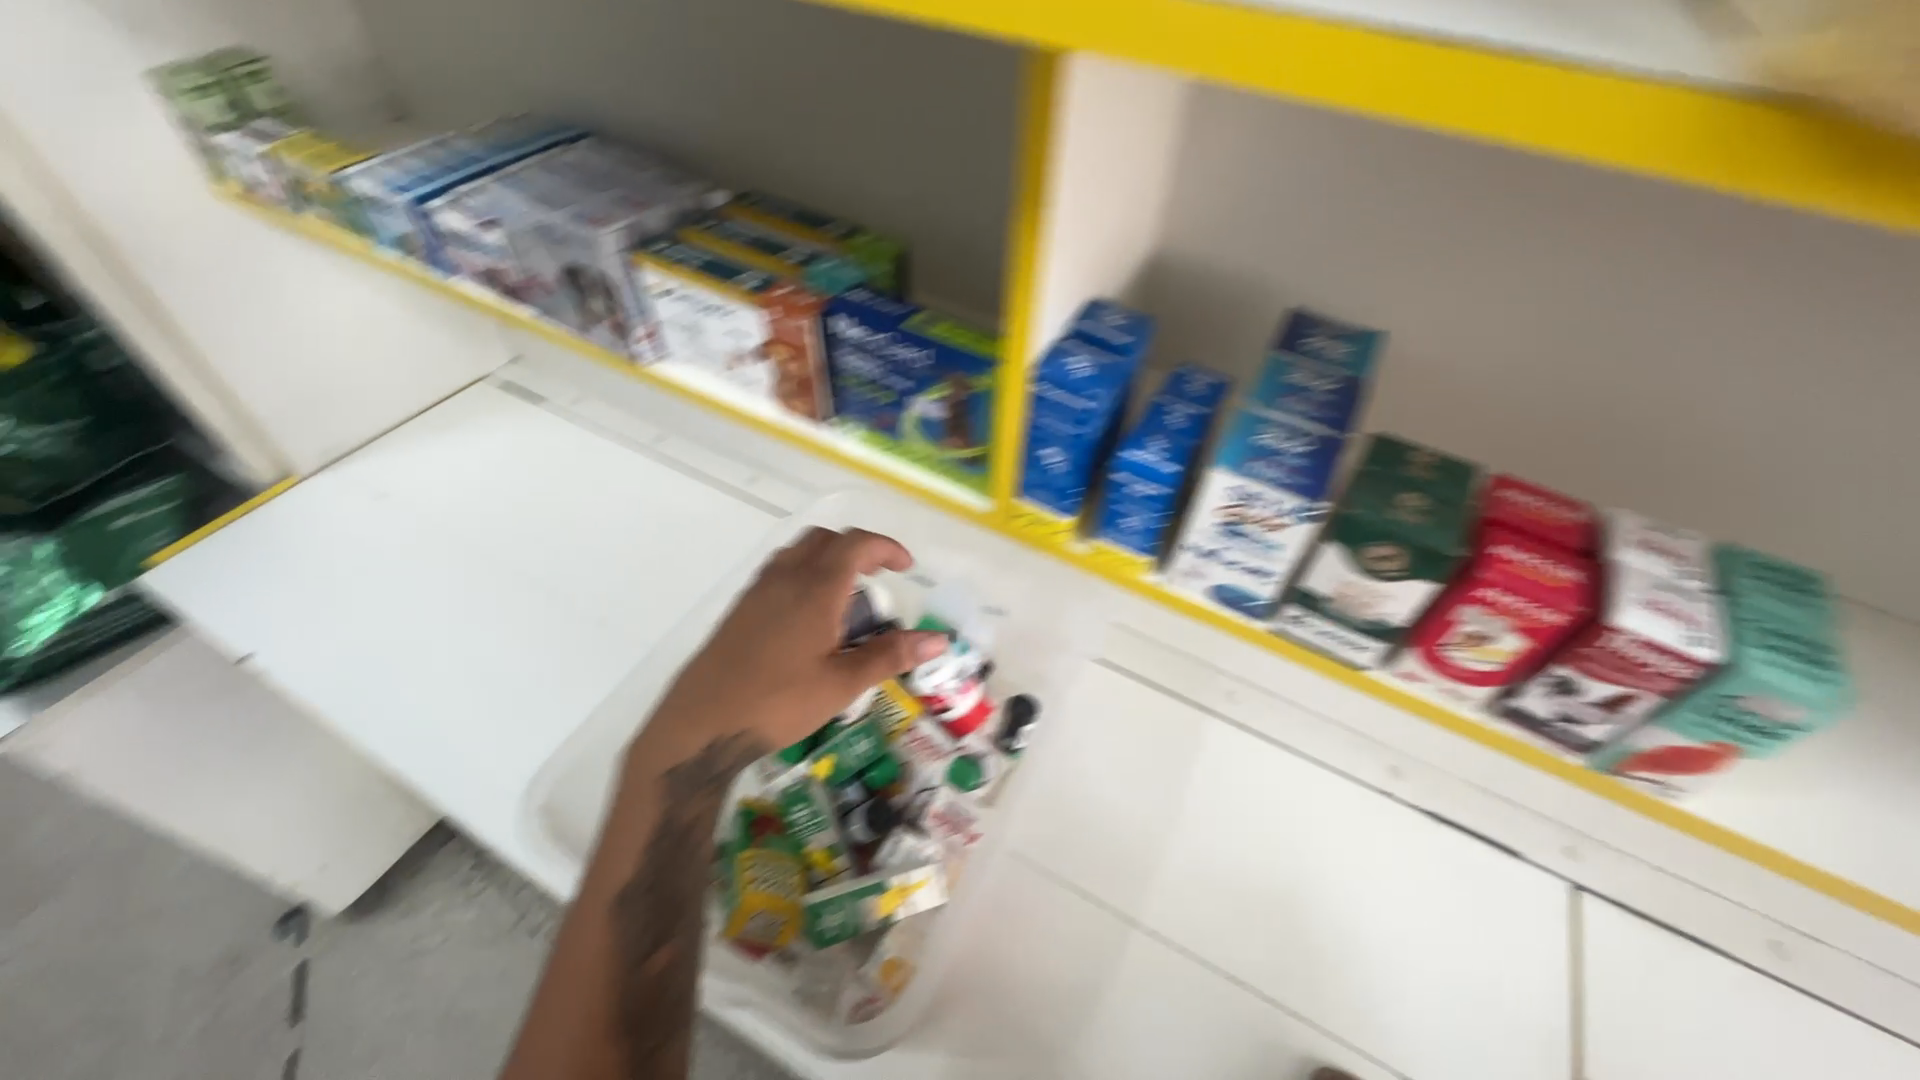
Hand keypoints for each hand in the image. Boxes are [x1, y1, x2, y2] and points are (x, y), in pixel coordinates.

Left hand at [641, 527, 947, 760]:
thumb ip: (890, 655)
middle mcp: (786, 577)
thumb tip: (939, 640)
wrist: (703, 722)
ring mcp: (757, 590)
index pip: (857, 545)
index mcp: (816, 588)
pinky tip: (808, 618)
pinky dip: (803, 574)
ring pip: (798, 552)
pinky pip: (778, 571)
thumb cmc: (779, 702)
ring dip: (827, 559)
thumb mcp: (842, 683)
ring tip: (845, 597)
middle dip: (857, 549)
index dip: (886, 548)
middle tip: (878, 578)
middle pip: (825, 539)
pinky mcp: (739, 608)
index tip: (906, 568)